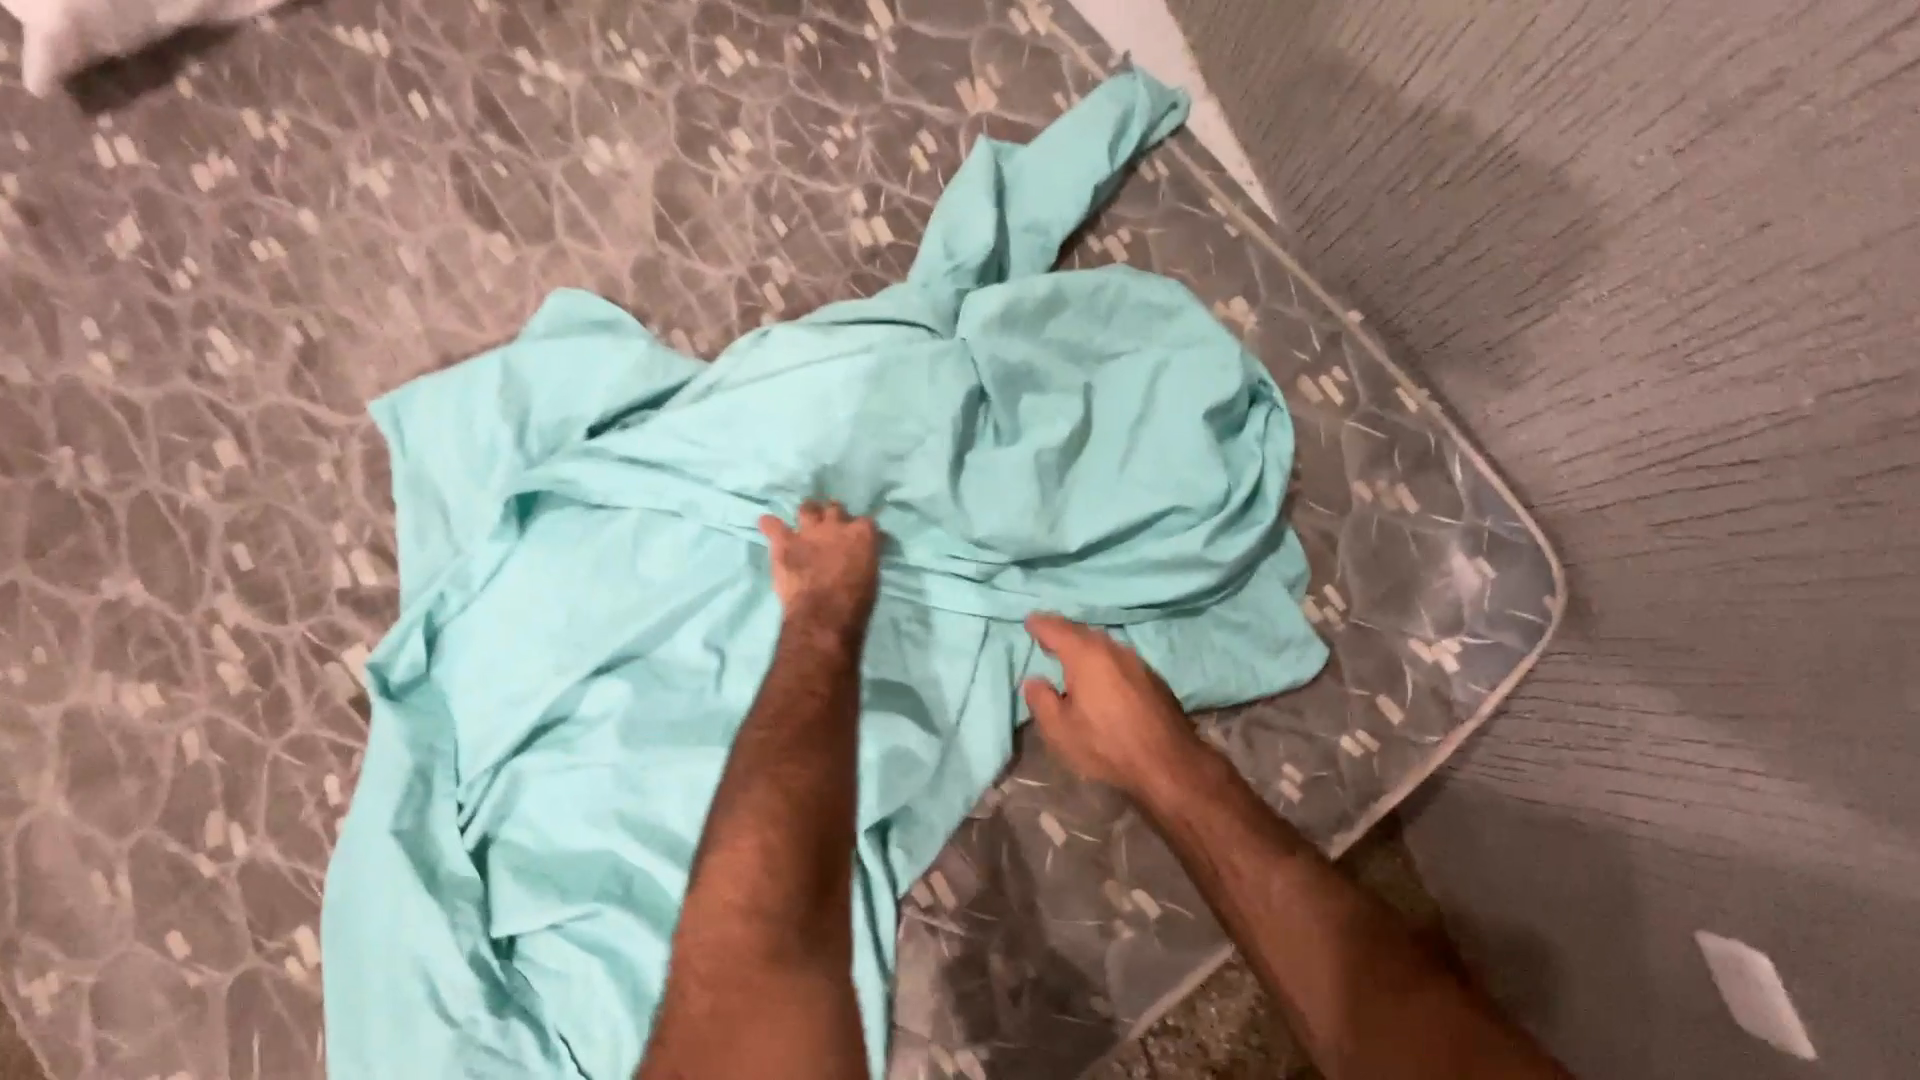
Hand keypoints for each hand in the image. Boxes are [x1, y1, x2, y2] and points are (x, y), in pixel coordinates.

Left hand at [758, 499, 880, 632]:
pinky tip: (767, 524)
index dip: (860, 530)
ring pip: (807, 509)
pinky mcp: (785, 542)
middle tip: (830, 525)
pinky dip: (770, 524)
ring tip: (804, 519)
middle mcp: (836, 525)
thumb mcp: (871, 578)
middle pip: (835, 508)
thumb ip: (864, 559)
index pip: (865, 522)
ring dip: (807, 513)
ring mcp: (809, 531)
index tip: (859, 537)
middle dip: (833, 514)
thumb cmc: (855, 601)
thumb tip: (859, 558)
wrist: (824, 613)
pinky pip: (772, 525)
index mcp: (862, 534)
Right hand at [1021, 614, 1209, 797]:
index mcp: (1086, 656)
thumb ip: (1041, 700)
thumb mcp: (1059, 730)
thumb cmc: (1106, 745)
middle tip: (1047, 636)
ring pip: (1105, 645)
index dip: (1040, 624)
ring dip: (1086, 646)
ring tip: (1072, 655)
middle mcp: (1113, 650)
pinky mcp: (1154, 679)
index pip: (1056, 629)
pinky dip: (1105, 661)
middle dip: (1063, 632)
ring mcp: (1138, 662)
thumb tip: (1035, 680)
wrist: (1168, 763)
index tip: (1029, 621)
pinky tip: (1102, 676)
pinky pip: (1120, 659)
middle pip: (1083, 632)